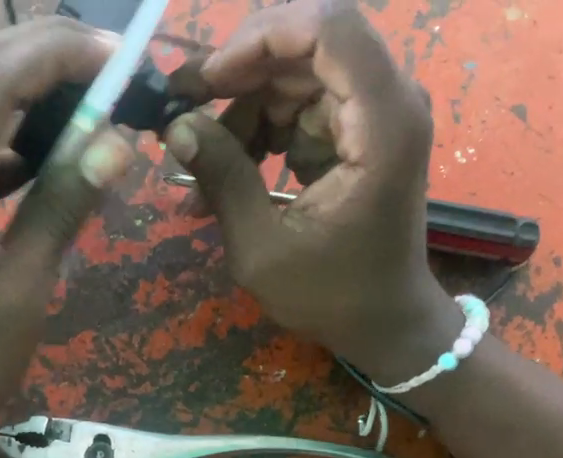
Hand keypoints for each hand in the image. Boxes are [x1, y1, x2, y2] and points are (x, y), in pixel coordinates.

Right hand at [165, 0, 461, 376]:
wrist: (383, 323)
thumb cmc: (330, 295)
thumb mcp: (262, 248)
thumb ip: (223, 179)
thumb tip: (174, 127)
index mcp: (380, 124)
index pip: (327, 28)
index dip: (258, 39)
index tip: (204, 82)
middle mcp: (388, 100)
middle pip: (306, 46)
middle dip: (238, 76)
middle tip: (181, 115)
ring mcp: (375, 114)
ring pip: (295, 78)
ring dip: (241, 116)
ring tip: (197, 172)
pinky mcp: (358, 133)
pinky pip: (299, 109)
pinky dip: (258, 136)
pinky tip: (223, 179)